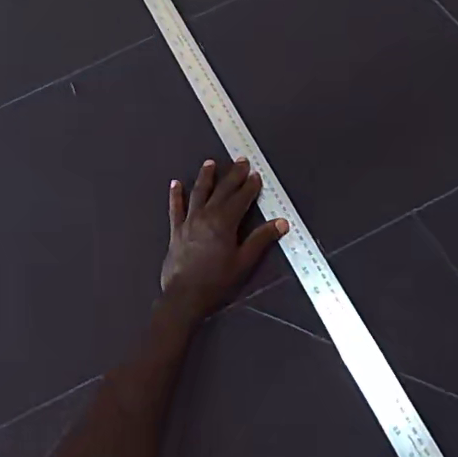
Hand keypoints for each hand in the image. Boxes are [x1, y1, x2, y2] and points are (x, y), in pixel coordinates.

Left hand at [159, 158, 288, 321]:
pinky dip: (176, 195)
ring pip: (198, 193)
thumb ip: (261, 240)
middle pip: (221, 191)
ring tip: (210, 163)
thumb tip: (281, 222)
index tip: (256, 174)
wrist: (185, 295)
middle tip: (241, 160)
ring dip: (205, 177)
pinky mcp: (176, 230)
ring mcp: (189, 221)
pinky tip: (175, 183)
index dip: (250, 186)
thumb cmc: (217, 281)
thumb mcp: (244, 262)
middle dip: (233, 175)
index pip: (240, 199)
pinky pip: (175, 208)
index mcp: (224, 223)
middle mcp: (206, 216)